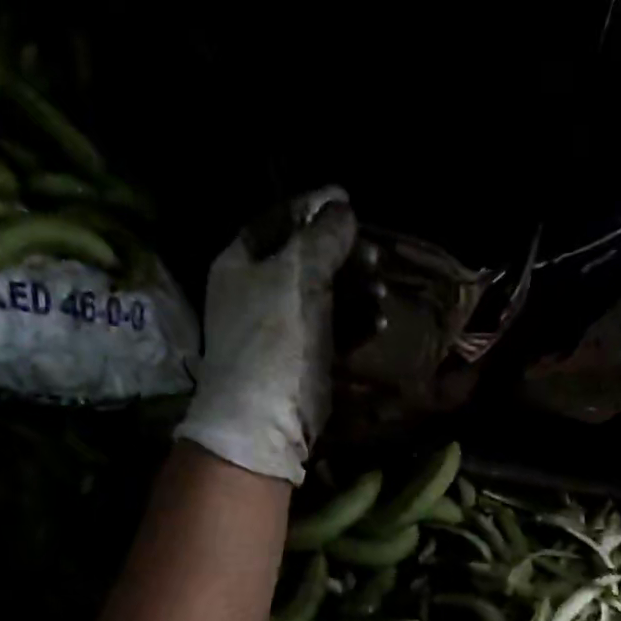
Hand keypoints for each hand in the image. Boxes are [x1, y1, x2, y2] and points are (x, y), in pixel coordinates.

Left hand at [176, 188, 356, 483]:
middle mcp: (255, 292)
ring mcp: (278, 328)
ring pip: (322, 294)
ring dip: (354, 288)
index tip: (346, 199)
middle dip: (341, 252)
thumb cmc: (273, 338)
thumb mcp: (297, 276)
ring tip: (381, 288)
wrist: (262, 421)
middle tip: (374, 251)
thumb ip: (321, 237)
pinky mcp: (301, 358)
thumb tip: (341, 207)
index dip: (309, 207)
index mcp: (239, 264)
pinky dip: (354, 322)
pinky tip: (378, 321)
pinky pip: (331, 329)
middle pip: (304, 257)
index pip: (275, 221)